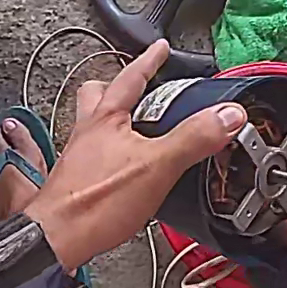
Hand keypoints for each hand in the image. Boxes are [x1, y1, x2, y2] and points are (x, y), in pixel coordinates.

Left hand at [26, 40, 245, 270]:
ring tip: (133, 127)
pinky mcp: (78, 182)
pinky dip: (110, 153)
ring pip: (93, 124)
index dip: (149, 60)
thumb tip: (227, 115)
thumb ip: (194, 138)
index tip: (159, 48)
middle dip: (118, 86)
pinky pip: (94, 155)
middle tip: (138, 87)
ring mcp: (80, 157)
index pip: (130, 77)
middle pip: (99, 95)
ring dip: (111, 119)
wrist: (59, 239)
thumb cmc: (95, 202)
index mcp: (106, 118)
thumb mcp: (157, 165)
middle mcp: (88, 132)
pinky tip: (123, 169)